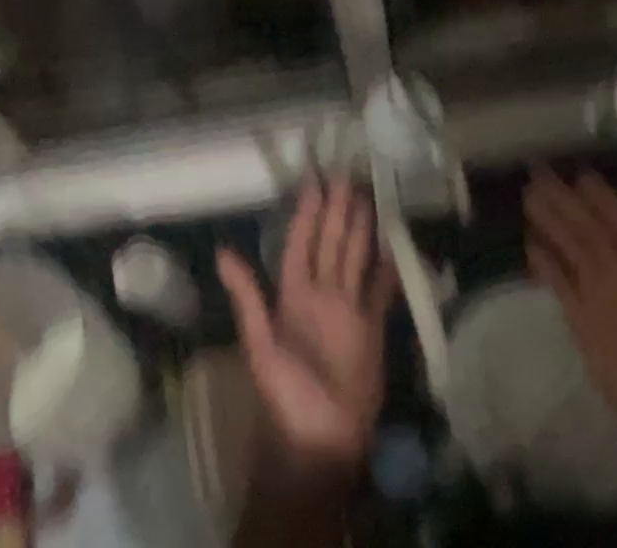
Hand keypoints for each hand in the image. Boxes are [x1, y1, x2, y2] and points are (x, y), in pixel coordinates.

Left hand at [219, 178, 396, 470]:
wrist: (321, 439)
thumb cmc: (285, 394)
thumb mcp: (260, 344)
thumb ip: (248, 297)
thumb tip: (223, 252)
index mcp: (291, 296)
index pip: (300, 244)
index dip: (307, 215)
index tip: (315, 182)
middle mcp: (320, 296)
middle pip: (331, 245)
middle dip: (338, 212)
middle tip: (349, 176)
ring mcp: (347, 311)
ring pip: (355, 260)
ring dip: (362, 231)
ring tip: (371, 199)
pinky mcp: (371, 329)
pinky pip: (379, 292)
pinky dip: (386, 271)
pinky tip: (394, 247)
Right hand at [525, 168, 616, 447]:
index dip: (603, 199)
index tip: (581, 175)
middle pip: (588, 229)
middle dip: (564, 201)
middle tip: (537, 174)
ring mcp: (599, 295)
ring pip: (571, 249)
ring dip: (550, 223)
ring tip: (528, 197)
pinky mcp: (582, 320)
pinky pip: (560, 284)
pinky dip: (544, 265)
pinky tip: (529, 245)